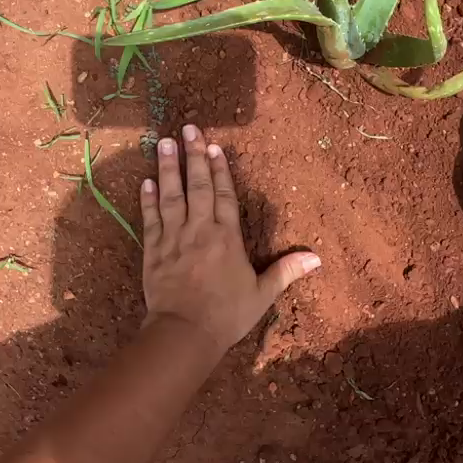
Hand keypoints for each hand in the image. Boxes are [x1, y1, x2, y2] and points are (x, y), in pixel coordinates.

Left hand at [140, 124, 320, 355]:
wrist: (184, 333)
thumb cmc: (227, 315)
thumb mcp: (262, 294)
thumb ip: (286, 271)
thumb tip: (317, 258)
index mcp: (227, 237)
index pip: (224, 195)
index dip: (220, 169)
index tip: (216, 146)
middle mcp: (200, 230)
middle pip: (197, 186)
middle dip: (193, 156)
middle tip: (188, 129)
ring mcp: (174, 238)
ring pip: (171, 195)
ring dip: (167, 168)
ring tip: (163, 142)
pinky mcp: (153, 251)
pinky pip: (150, 219)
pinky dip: (147, 200)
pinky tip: (145, 181)